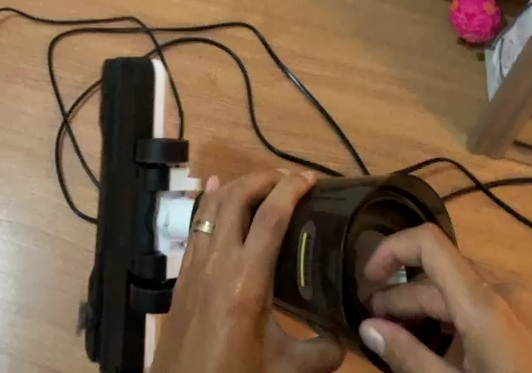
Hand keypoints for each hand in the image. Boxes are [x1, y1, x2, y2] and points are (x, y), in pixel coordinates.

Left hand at [152, 169, 345, 372]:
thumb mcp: (283, 369)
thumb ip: (320, 352)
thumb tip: (348, 337)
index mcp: (247, 281)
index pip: (271, 217)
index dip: (291, 190)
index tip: (311, 179)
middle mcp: (218, 261)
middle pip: (237, 197)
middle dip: (264, 178)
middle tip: (289, 180)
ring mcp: (196, 263)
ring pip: (212, 204)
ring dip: (238, 185)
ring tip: (262, 183)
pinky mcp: (183, 271)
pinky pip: (197, 222)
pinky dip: (209, 199)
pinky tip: (217, 189)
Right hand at [359, 224, 531, 372]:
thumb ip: (409, 358)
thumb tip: (368, 328)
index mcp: (484, 303)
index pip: (428, 242)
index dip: (391, 249)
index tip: (366, 281)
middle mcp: (505, 291)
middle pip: (442, 273)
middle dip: (404, 296)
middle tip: (376, 328)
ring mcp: (528, 306)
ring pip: (465, 289)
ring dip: (430, 308)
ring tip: (406, 341)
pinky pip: (489, 305)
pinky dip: (459, 317)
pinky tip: (449, 351)